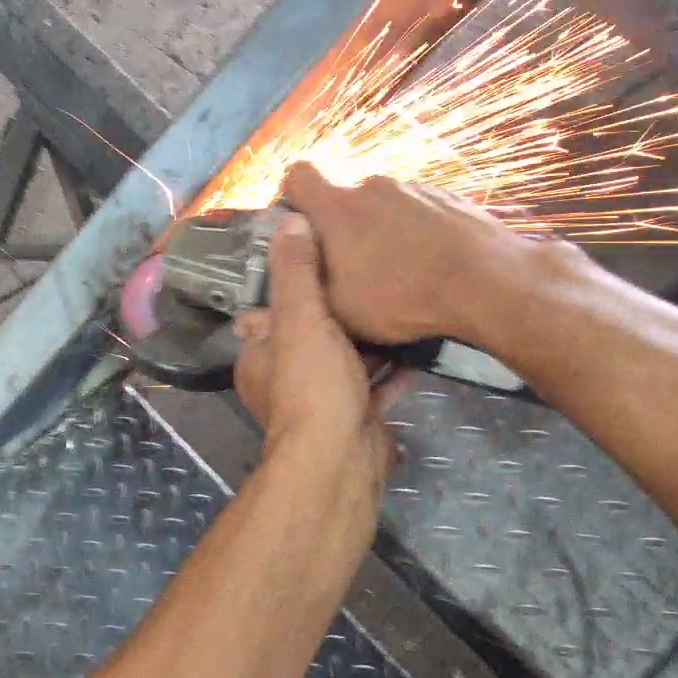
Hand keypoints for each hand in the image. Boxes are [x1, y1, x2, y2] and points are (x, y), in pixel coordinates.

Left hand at [233, 211, 409, 492]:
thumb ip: (296, 272)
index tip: (328, 260)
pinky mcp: (353, 419)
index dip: (296, 287)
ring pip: (346, 361)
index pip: (271, 313)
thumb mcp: (301, 318)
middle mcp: (282, 380)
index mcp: (259, 356)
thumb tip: (288, 220)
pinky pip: (373, 387)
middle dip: (342, 314)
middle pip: (314, 336)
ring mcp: (319, 403)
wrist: (341, 457)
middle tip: (375, 279)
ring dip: (372, 342)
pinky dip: (392, 372)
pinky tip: (419, 349)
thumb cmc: (312, 384)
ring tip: (403, 306)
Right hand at [282, 162, 538, 345]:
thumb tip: (296, 264)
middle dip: (343, 232)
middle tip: (352, 273)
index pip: (297, 177)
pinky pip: (418, 215)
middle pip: (344, 202)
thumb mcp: (336, 307)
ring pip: (383, 210)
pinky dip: (416, 237)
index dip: (292, 198)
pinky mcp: (450, 198)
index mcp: (337, 209)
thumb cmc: (398, 297)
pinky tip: (429, 269)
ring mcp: (416, 188)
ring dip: (382, 235)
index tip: (299, 229)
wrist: (486, 282)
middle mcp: (373, 187)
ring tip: (399, 276)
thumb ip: (308, 279)